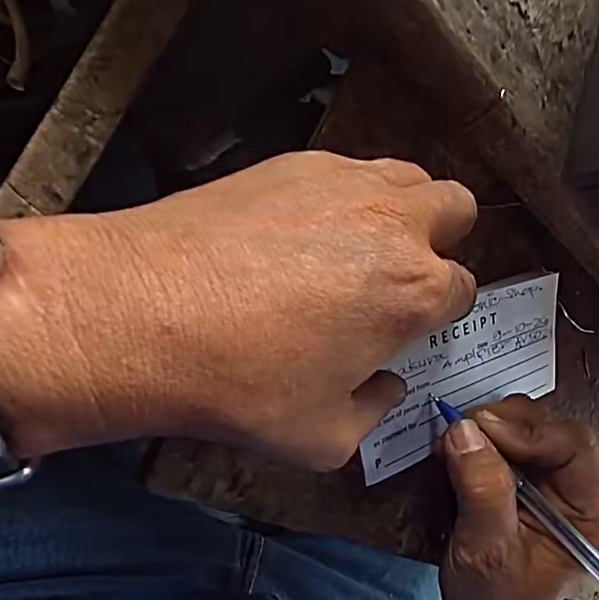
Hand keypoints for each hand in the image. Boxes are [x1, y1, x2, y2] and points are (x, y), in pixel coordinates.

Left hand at [0, 151, 477, 467]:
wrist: (135, 315)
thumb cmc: (239, 385)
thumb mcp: (323, 437)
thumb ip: (375, 413)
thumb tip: (385, 386)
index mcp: (413, 291)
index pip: (463, 287)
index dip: (442, 311)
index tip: (414, 325)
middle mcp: (392, 224)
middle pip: (456, 207)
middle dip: (442, 240)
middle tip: (401, 275)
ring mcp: (342, 182)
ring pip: (408, 176)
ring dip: (403, 208)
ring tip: (363, 245)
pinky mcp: (292, 161)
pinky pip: (347, 169)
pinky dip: (347, 196)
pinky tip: (305, 230)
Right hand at [437, 396, 598, 599]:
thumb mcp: (486, 553)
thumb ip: (482, 491)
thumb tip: (466, 432)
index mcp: (590, 517)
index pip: (574, 449)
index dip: (528, 433)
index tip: (481, 429)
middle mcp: (579, 494)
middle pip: (553, 431)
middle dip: (505, 426)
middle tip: (460, 431)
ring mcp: (554, 485)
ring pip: (530, 430)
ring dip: (491, 429)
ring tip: (455, 444)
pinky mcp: (528, 482)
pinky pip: (510, 443)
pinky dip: (483, 440)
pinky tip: (460, 452)